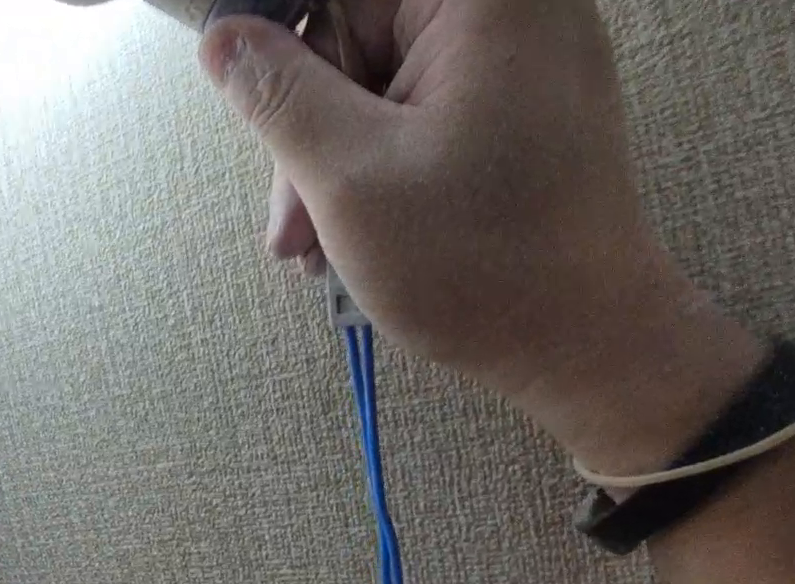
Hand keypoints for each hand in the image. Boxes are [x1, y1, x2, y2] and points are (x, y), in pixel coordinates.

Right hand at [200, 1, 762, 473]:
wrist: (572, 339)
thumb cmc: (472, 260)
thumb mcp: (347, 178)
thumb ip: (279, 97)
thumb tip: (223, 36)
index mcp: (481, 0)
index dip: (282, 37)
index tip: (245, 93)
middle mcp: (504, 13)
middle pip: (353, 37)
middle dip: (304, 128)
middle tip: (290, 222)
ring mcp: (507, 65)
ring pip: (368, 89)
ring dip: (324, 167)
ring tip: (315, 246)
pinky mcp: (503, 112)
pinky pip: (403, 120)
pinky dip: (362, 174)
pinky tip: (347, 234)